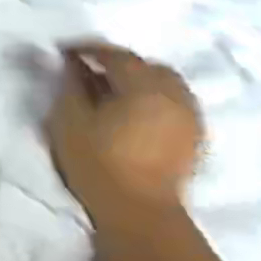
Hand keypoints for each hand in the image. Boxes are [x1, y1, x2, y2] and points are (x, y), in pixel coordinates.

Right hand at [46, 44, 203, 227]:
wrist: (138, 211)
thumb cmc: (97, 161)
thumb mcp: (69, 118)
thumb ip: (71, 85)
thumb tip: (72, 64)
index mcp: (145, 89)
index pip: (118, 56)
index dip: (89, 49)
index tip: (65, 50)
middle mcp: (176, 98)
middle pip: (150, 67)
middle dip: (120, 63)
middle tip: (90, 69)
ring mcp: (191, 118)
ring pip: (168, 84)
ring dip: (141, 80)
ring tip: (112, 90)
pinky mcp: (194, 138)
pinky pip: (177, 103)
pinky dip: (155, 98)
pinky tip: (134, 110)